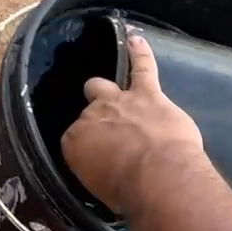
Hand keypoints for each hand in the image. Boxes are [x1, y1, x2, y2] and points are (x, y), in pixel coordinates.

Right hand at [60, 31, 210, 217]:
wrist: (157, 177)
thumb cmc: (127, 191)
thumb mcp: (100, 188)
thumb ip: (98, 173)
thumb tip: (104, 173)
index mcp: (74, 142)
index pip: (76, 139)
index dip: (89, 148)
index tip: (100, 160)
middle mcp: (90, 116)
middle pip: (87, 111)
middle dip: (93, 118)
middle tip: (106, 133)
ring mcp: (118, 102)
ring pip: (104, 87)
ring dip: (105, 88)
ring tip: (103, 87)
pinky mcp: (147, 94)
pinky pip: (142, 68)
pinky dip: (138, 53)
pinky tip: (134, 39)